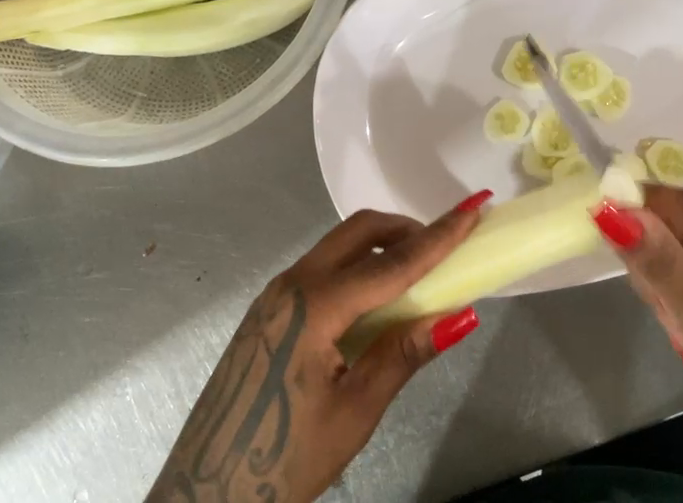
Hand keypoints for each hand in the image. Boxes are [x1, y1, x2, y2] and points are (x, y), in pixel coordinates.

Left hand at [146, 192, 489, 502]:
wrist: (208, 488)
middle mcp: (293, 284)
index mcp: (316, 305)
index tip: (474, 207)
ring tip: (417, 278)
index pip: (391, 262)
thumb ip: (404, 354)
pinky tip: (375, 303)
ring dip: (381, 248)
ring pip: (338, 247)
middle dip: (406, 229)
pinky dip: (358, 268)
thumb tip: (460, 315)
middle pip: (359, 232)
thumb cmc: (287, 455)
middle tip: (446, 248)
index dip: (439, 236)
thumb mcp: (356, 410)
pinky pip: (322, 269)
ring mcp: (276, 294)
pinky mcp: (269, 309)